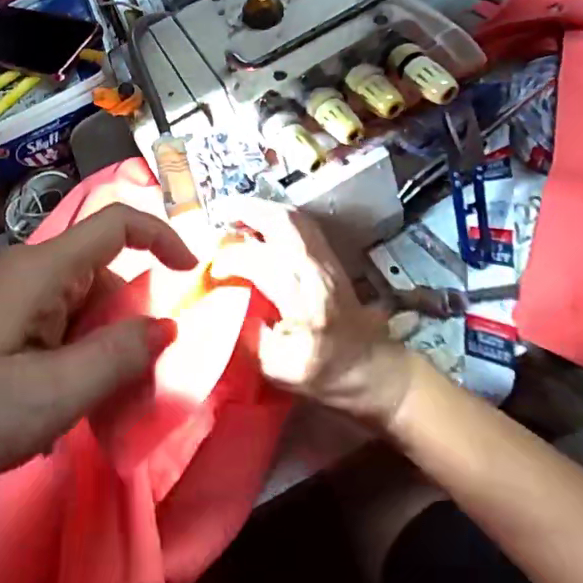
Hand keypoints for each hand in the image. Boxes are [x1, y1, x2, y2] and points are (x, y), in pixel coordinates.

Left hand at [0, 204, 196, 506]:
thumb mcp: (47, 397)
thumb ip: (117, 359)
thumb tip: (165, 328)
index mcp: (45, 271)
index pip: (118, 223)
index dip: (162, 236)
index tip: (190, 276)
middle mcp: (28, 274)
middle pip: (102, 283)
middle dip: (126, 334)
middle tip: (126, 398)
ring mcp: (4, 301)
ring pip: (76, 316)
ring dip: (92, 361)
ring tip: (74, 420)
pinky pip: (46, 336)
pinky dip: (62, 369)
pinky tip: (40, 418)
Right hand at [208, 199, 413, 426]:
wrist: (372, 369)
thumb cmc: (326, 374)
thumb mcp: (279, 369)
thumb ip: (247, 338)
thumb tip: (220, 307)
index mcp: (304, 298)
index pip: (259, 262)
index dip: (229, 261)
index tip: (209, 270)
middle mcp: (316, 268)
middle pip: (282, 223)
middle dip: (246, 211)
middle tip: (218, 211)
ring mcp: (327, 258)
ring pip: (293, 218)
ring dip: (261, 209)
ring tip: (234, 211)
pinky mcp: (330, 256)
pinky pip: (301, 223)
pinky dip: (276, 215)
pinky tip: (259, 221)